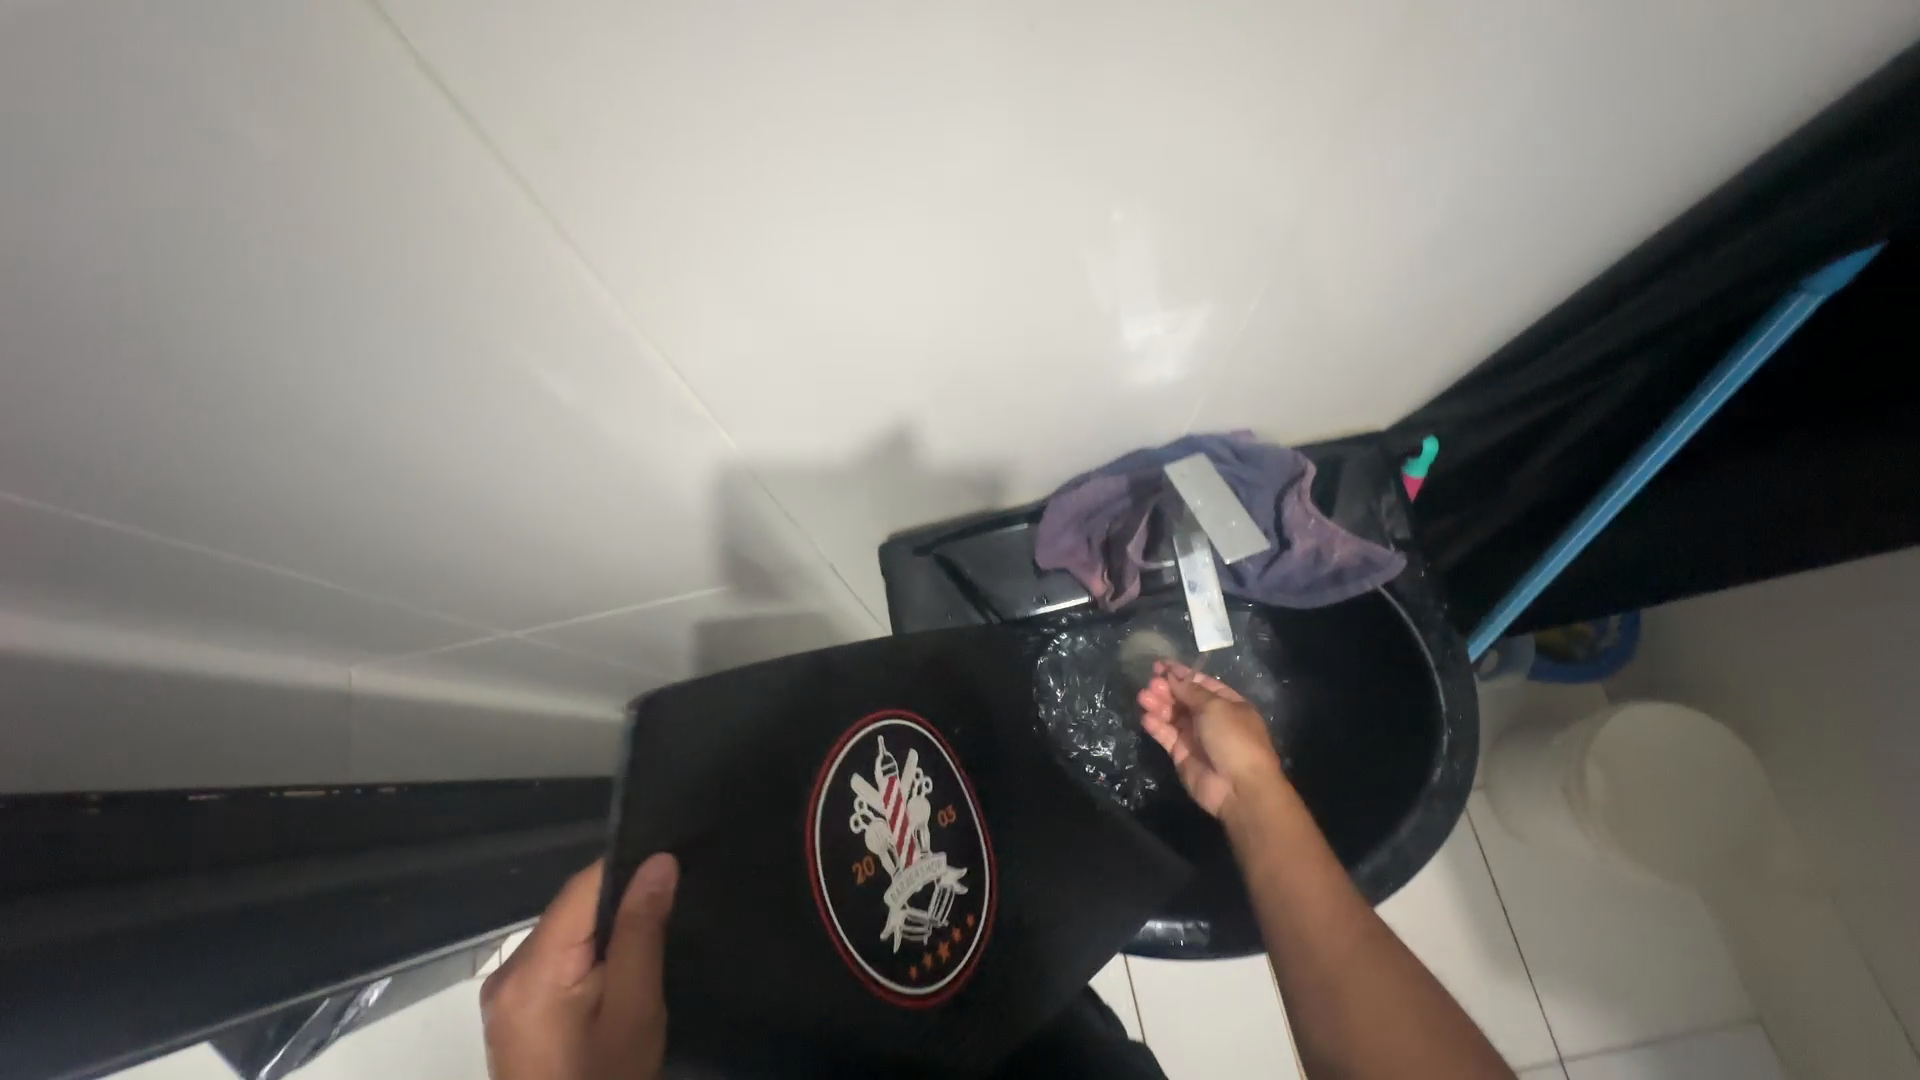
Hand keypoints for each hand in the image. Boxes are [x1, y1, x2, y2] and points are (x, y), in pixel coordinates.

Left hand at [481, 854, 678, 1079]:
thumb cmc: (607, 1079)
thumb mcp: (635, 1008)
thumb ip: (642, 931)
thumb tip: (659, 861)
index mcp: (531, 970)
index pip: (582, 887)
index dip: (628, 869)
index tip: (671, 869)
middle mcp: (506, 973)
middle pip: (573, 908)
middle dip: (620, 905)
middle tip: (668, 915)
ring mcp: (504, 994)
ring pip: (567, 932)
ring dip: (607, 932)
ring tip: (648, 941)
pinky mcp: (513, 1011)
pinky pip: (557, 958)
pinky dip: (589, 956)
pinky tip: (617, 973)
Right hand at [1137, 660, 1284, 821]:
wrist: (1239, 788)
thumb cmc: (1233, 738)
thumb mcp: (1215, 707)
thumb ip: (1190, 690)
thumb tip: (1173, 676)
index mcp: (1228, 704)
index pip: (1201, 683)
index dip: (1181, 673)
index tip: (1160, 664)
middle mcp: (1211, 718)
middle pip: (1184, 698)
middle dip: (1167, 689)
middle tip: (1150, 683)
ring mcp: (1196, 737)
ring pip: (1172, 715)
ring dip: (1158, 704)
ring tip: (1143, 697)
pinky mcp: (1181, 754)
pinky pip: (1166, 735)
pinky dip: (1156, 725)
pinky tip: (1146, 717)